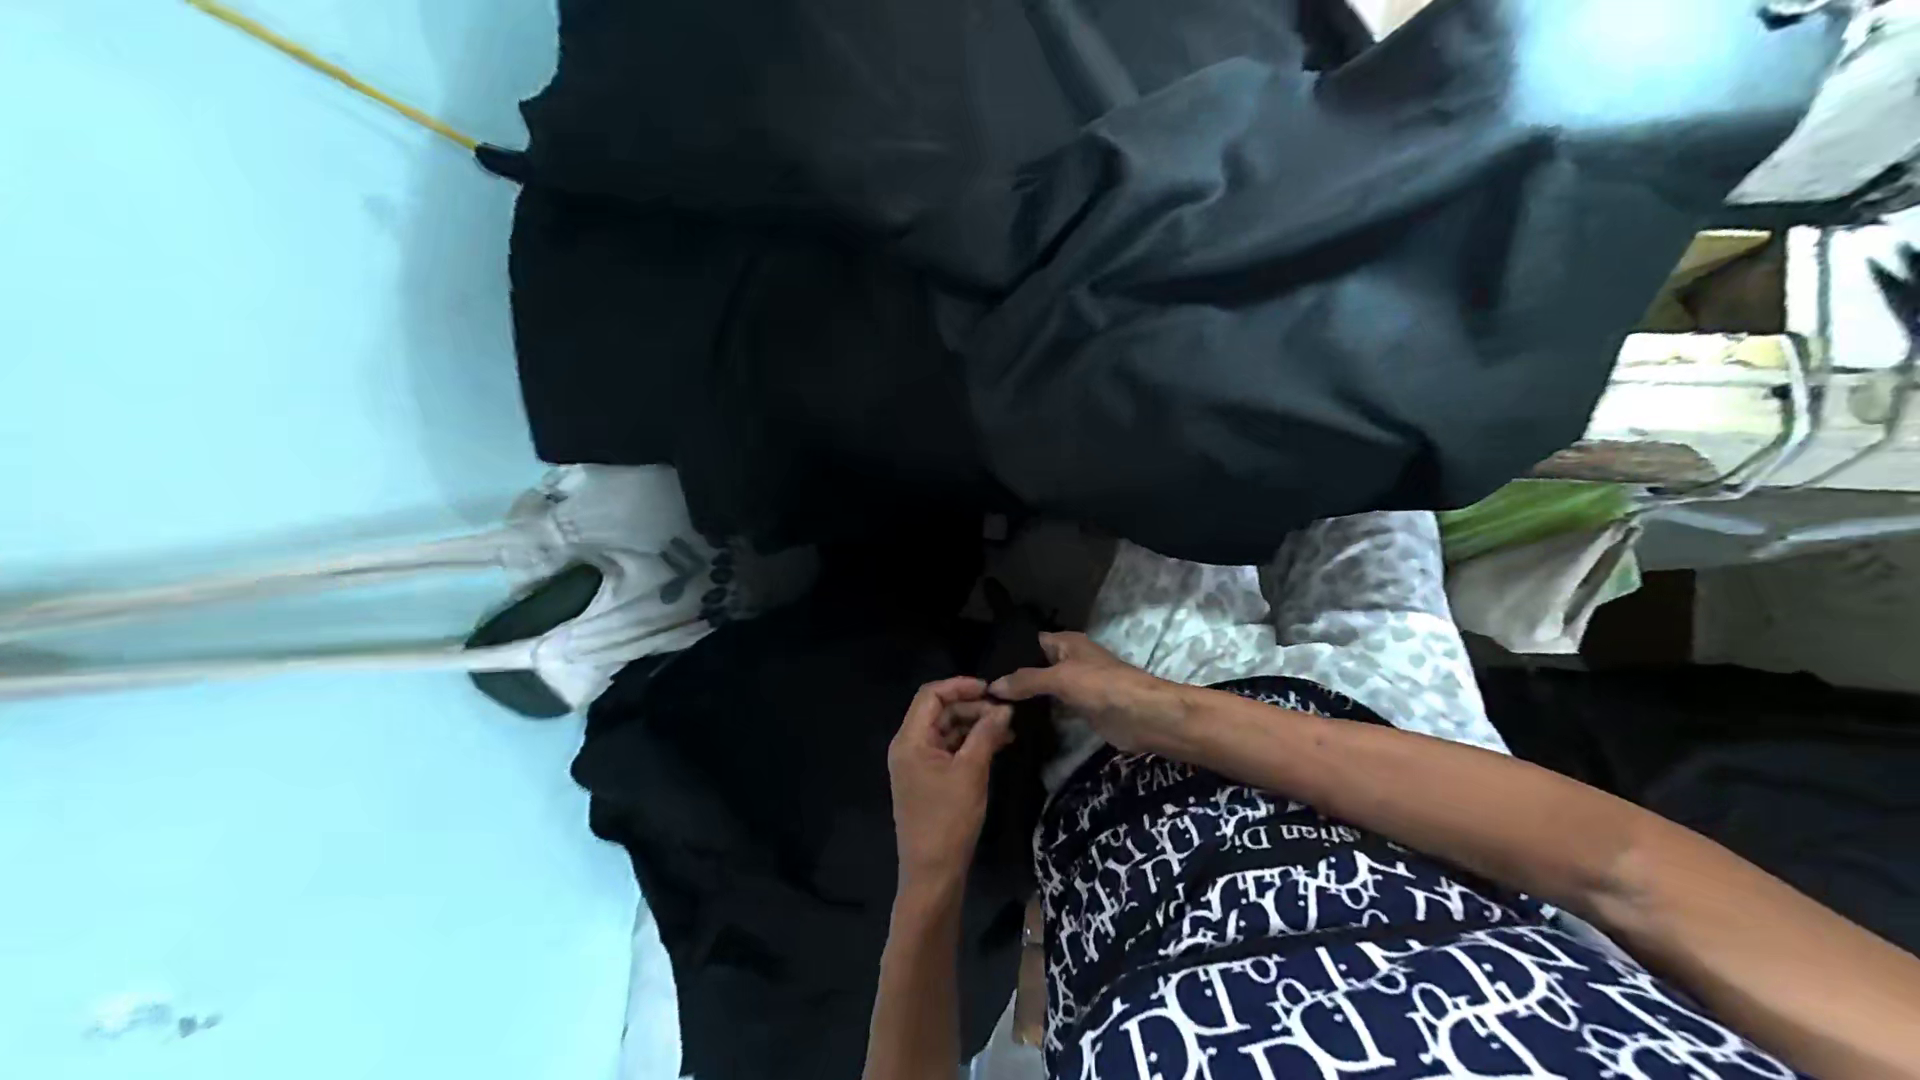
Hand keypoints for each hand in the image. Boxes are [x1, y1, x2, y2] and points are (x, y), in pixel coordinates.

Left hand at [887, 677, 1014, 892]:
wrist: (932, 874)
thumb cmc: (949, 820)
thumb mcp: (971, 772)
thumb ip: (986, 734)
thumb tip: (1004, 708)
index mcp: (910, 740)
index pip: (931, 695)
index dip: (960, 686)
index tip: (991, 690)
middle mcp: (909, 746)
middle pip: (939, 711)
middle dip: (972, 707)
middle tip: (1005, 714)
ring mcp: (918, 764)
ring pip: (947, 730)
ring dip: (975, 726)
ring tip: (1007, 729)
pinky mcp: (929, 779)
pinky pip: (949, 749)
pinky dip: (971, 744)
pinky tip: (997, 745)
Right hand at [989, 632, 1189, 753]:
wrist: (1142, 716)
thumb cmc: (1102, 686)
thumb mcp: (1060, 678)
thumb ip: (1026, 681)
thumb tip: (992, 685)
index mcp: (1066, 643)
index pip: (1029, 643)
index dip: (1008, 654)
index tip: (982, 670)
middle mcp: (1069, 660)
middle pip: (1034, 667)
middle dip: (1013, 679)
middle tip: (981, 694)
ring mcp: (1075, 685)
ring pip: (1042, 689)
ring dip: (1024, 698)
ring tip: (990, 709)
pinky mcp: (1080, 709)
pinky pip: (1053, 708)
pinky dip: (1038, 713)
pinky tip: (1015, 721)